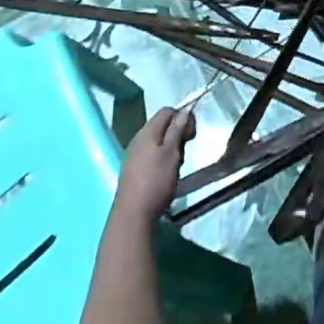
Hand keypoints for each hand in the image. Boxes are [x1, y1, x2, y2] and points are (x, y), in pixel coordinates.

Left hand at [113, 106, 194, 221]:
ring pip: (157, 142)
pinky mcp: (132, 169)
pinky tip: (164, 175)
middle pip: (162, 126)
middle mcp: (138, 138)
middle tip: (183, 153)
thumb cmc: (155, 180)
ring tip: (175, 167)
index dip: (182, 117)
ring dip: (170, 149)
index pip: (167, 111)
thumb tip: (184, 110)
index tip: (191, 134)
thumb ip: (177, 130)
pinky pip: (150, 155)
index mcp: (148, 131)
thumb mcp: (171, 153)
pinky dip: (160, 160)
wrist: (132, 214)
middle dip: (176, 135)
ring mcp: (133, 154)